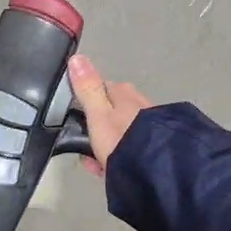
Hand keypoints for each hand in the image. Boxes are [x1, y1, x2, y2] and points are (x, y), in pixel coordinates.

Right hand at [66, 55, 151, 176]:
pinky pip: (129, 149)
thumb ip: (87, 88)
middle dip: (96, 130)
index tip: (76, 123)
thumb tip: (76, 58)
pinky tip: (111, 171)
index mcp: (124, 93)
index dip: (84, 105)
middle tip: (86, 150)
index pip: (99, 89)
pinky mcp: (154, 145)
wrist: (155, 171)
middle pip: (109, 112)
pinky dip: (119, 158)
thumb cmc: (122, 140)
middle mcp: (139, 103)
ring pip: (119, 133)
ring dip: (106, 147)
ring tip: (97, 164)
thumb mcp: (98, 114)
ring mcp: (149, 125)